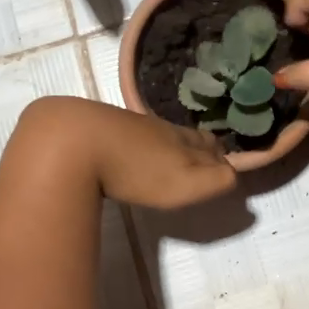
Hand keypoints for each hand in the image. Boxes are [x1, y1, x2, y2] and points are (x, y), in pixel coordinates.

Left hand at [16, 97, 235, 209]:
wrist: (72, 143)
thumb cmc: (134, 169)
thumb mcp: (183, 183)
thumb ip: (214, 181)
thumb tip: (235, 175)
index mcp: (178, 139)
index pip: (207, 143)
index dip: (218, 153)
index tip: (225, 161)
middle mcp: (155, 128)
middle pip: (182, 134)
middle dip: (195, 145)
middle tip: (203, 155)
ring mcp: (123, 126)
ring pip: (153, 133)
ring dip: (164, 143)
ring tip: (168, 155)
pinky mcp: (94, 131)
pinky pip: (122, 135)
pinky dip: (132, 144)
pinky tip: (125, 153)